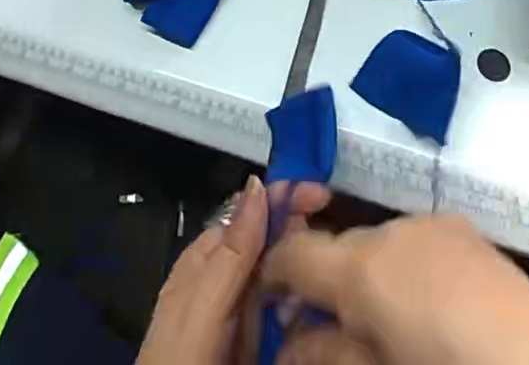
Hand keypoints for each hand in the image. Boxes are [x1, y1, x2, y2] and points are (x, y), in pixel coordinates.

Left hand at [135, 177, 330, 364]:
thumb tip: (258, 183)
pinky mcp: (259, 346)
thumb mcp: (201, 310)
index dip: (286, 197)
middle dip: (302, 241)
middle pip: (273, 242)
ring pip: (286, 278)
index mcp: (206, 262)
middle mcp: (226, 282)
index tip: (324, 197)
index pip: (251, 211)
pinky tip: (313, 321)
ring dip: (307, 279)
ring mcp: (243, 317)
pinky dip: (303, 315)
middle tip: (327, 256)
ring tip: (321, 290)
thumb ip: (231, 251)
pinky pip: (288, 317)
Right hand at [262, 215, 528, 364]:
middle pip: (339, 244)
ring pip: (378, 240)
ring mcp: (429, 223)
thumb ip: (327, 350)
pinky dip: (405, 264)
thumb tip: (288, 343)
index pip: (296, 251)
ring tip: (386, 316)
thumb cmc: (442, 363)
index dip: (276, 271)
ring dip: (370, 271)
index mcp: (361, 266)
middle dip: (328, 278)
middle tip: (331, 323)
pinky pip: (413, 239)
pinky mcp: (459, 226)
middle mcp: (390, 230)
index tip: (271, 298)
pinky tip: (426, 301)